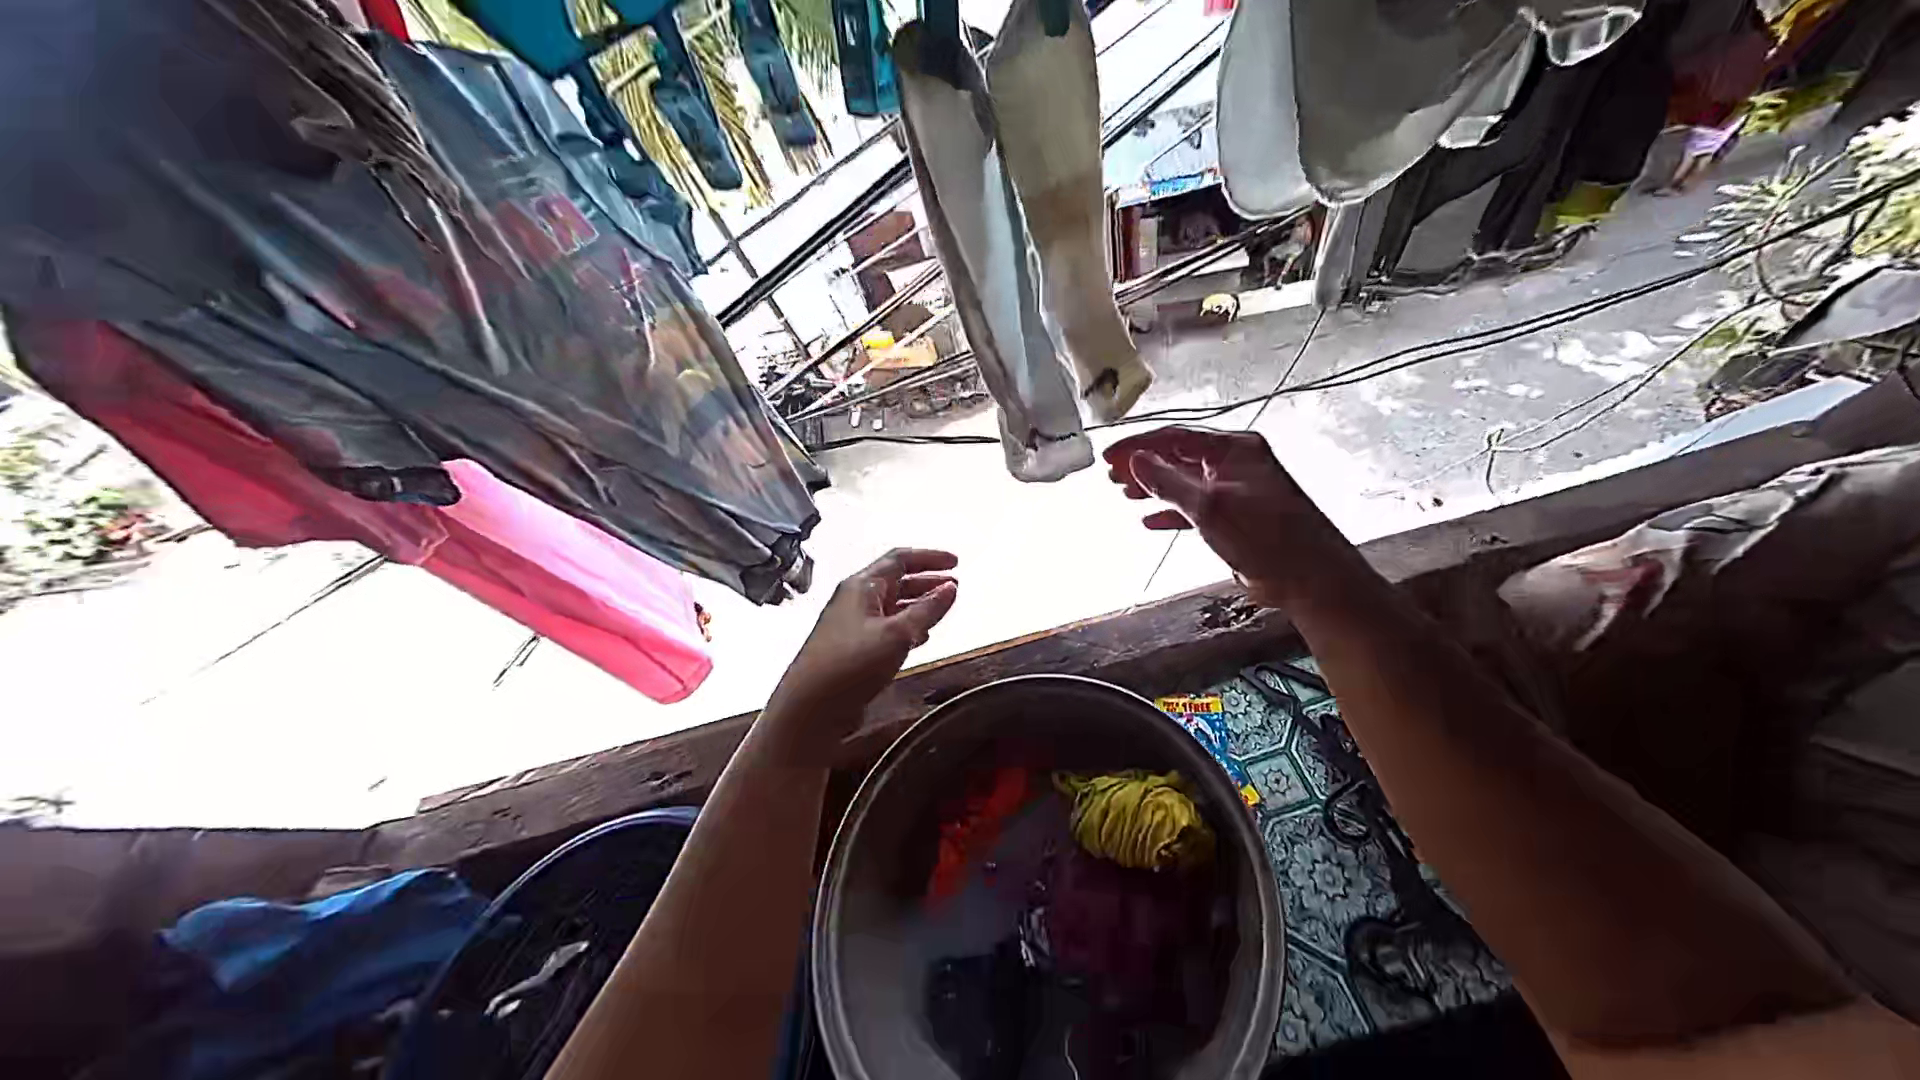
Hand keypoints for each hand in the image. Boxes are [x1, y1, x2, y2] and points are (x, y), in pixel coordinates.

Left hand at [766, 548, 959, 747]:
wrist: (810, 708)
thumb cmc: (851, 664)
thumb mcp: (897, 634)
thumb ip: (927, 610)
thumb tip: (950, 588)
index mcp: (862, 586)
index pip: (900, 558)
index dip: (929, 557)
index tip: (955, 562)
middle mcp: (855, 600)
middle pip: (896, 580)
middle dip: (927, 581)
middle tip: (953, 586)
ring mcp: (853, 625)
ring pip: (892, 605)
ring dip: (919, 604)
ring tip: (943, 609)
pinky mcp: (853, 649)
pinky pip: (886, 628)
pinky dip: (908, 627)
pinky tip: (921, 638)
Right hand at [1103, 426, 1360, 607]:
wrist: (1309, 577)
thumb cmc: (1266, 536)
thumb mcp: (1209, 506)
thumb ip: (1168, 482)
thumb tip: (1136, 461)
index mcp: (1233, 450)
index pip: (1175, 438)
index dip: (1138, 446)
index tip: (1109, 456)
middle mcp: (1233, 464)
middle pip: (1178, 458)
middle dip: (1143, 466)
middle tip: (1112, 476)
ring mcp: (1234, 491)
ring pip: (1183, 483)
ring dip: (1153, 488)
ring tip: (1124, 494)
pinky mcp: (1234, 518)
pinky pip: (1194, 507)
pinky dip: (1171, 511)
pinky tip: (1150, 519)